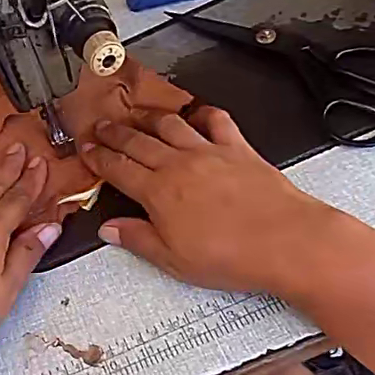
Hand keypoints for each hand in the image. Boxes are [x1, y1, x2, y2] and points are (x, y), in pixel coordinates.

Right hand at [79, 107, 364, 297]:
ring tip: (137, 116)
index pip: (118, 168)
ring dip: (148, 118)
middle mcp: (180, 165)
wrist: (286, 242)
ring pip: (170, 125)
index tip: (88, 150)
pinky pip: (216, 121)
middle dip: (115, 133)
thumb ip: (138, 239)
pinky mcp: (238, 149)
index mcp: (159, 193)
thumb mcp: (173, 260)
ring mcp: (210, 153)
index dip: (98, 157)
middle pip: (137, 141)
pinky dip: (202, 114)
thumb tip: (111, 230)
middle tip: (101, 127)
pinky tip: (196, 114)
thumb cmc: (233, 255)